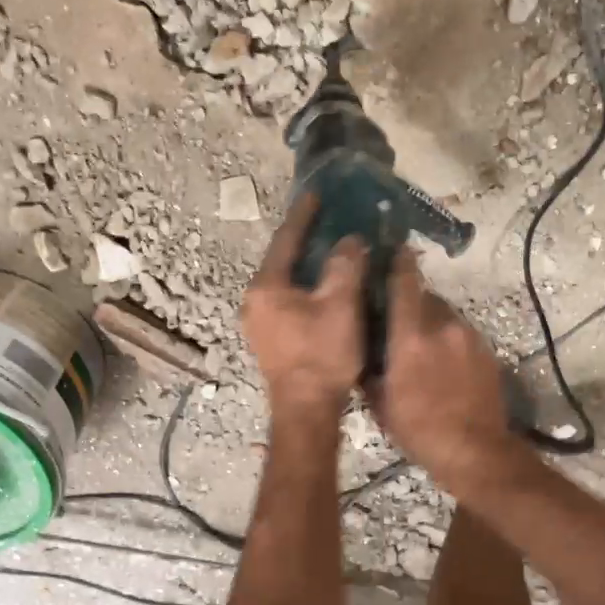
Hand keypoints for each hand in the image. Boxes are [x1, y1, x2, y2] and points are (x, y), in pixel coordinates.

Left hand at [241, 195, 366, 417]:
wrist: (306, 411)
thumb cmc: (322, 356)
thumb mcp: (340, 305)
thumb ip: (345, 266)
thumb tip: (349, 241)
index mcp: (266, 287)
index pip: (286, 240)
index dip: (304, 215)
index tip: (317, 193)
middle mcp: (255, 301)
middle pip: (283, 261)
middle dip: (308, 241)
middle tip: (331, 221)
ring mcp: (259, 324)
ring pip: (286, 283)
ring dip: (309, 268)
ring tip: (334, 253)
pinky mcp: (271, 341)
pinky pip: (289, 302)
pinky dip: (308, 290)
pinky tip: (328, 290)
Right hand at [370, 250, 524, 487]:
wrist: (476, 451)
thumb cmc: (421, 432)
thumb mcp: (382, 406)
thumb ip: (371, 372)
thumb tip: (362, 355)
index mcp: (410, 339)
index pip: (404, 285)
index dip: (399, 263)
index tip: (395, 248)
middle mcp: (442, 329)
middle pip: (426, 299)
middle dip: (412, 303)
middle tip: (399, 319)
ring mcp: (469, 338)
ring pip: (446, 316)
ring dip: (432, 323)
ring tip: (422, 346)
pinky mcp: (487, 352)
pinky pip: (462, 334)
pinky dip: (450, 340)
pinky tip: (444, 363)